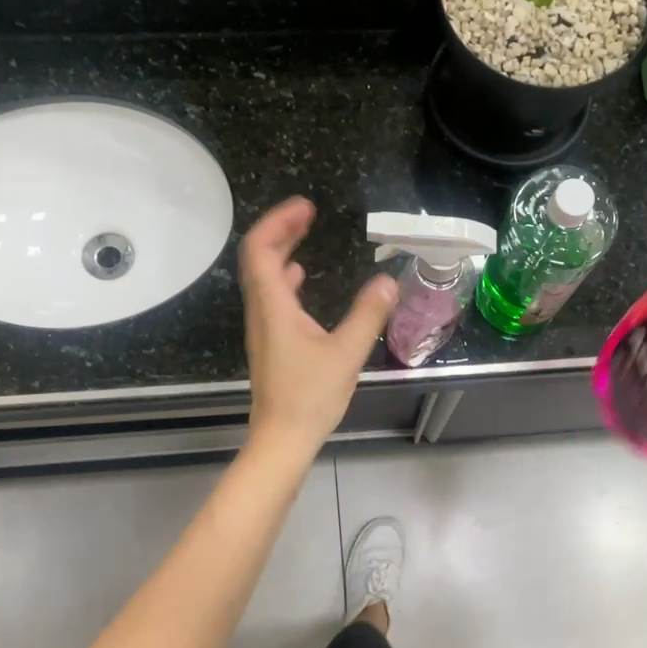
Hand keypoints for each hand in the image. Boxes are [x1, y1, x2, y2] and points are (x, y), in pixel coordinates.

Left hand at [239, 197, 397, 455]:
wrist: (282, 440)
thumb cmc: (309, 397)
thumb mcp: (346, 354)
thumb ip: (367, 315)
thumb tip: (388, 282)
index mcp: (273, 306)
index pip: (260, 249)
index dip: (279, 221)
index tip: (306, 207)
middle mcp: (262, 312)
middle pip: (258, 258)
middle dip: (281, 230)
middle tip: (308, 214)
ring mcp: (263, 329)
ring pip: (263, 278)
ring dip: (281, 252)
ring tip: (305, 237)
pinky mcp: (271, 345)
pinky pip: (271, 298)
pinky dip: (284, 279)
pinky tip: (302, 281)